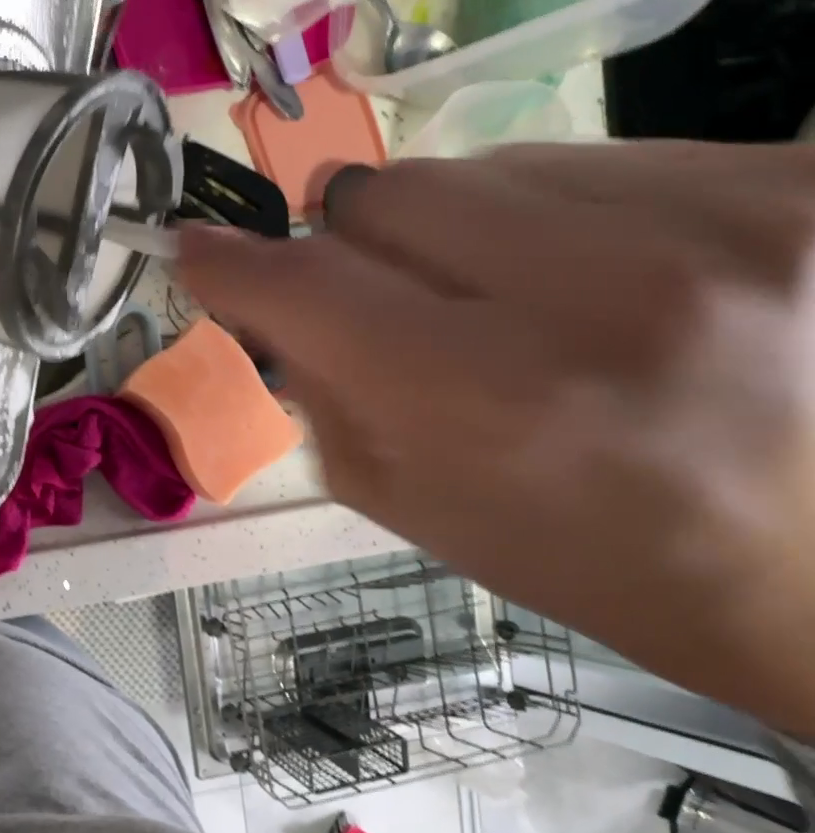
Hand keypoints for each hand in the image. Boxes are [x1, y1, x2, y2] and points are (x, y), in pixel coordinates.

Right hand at [181, 142, 814, 738]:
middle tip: (376, 293)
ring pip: (497, 164)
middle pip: (394, 194)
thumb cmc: (585, 556)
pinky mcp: (805, 180)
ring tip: (514, 303)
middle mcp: (615, 294)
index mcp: (495, 402)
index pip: (313, 287)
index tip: (195, 253)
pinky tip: (603, 282)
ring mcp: (734, 219)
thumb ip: (326, 394)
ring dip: (465, 229)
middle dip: (353, 240)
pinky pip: (608, 159)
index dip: (235, 265)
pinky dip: (566, 215)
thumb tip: (276, 302)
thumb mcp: (412, 506)